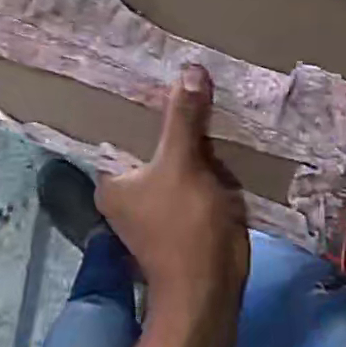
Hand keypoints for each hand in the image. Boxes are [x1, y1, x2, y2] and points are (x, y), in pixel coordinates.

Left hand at [95, 65, 249, 318]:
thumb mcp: (182, 166)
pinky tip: (230, 118)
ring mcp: (166, 191)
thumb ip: (184, 118)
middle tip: (193, 64)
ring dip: (198, 124)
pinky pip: (202, 160)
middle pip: (155, 133)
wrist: (211, 284)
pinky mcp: (193, 198)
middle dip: (175, 106)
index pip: (122, 124)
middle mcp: (134, 182)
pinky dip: (213, 144)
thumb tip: (190, 70)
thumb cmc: (183, 228)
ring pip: (182, 145)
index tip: (158, 62)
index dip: (140, 96)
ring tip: (214, 80)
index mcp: (115, 177)